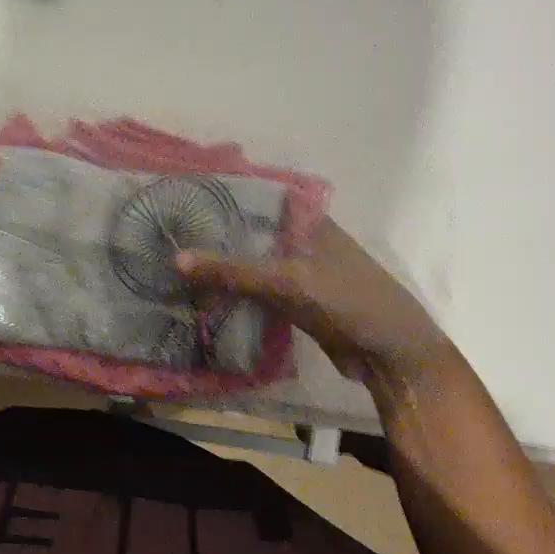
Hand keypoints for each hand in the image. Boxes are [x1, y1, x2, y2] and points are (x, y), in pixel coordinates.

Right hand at [177, 217, 454, 385]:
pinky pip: (253, 293)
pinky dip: (230, 295)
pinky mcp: (293, 302)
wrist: (388, 354)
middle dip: (213, 239)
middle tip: (166, 238)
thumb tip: (176, 259)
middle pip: (249, 235)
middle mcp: (301, 242)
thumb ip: (232, 271)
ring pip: (249, 266)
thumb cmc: (348, 302)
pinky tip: (199, 297)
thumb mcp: (286, 282)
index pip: (257, 201)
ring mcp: (297, 273)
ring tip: (173, 266)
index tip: (181, 201)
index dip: (221, 200)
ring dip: (219, 270)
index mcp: (308, 223)